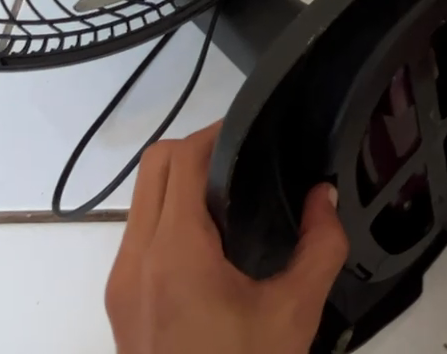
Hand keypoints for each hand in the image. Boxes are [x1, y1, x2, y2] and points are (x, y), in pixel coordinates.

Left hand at [106, 123, 348, 353]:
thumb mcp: (294, 314)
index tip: (249, 133)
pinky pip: (138, 230)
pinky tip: (210, 237)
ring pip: (141, 197)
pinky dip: (169, 213)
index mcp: (174, 255)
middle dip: (195, 148)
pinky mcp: (121, 302)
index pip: (180, 160)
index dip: (213, 133)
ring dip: (179, 180)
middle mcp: (135, 261)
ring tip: (229, 192)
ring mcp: (121, 283)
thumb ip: (320, 245)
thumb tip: (325, 197)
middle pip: (152, 167)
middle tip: (242, 157)